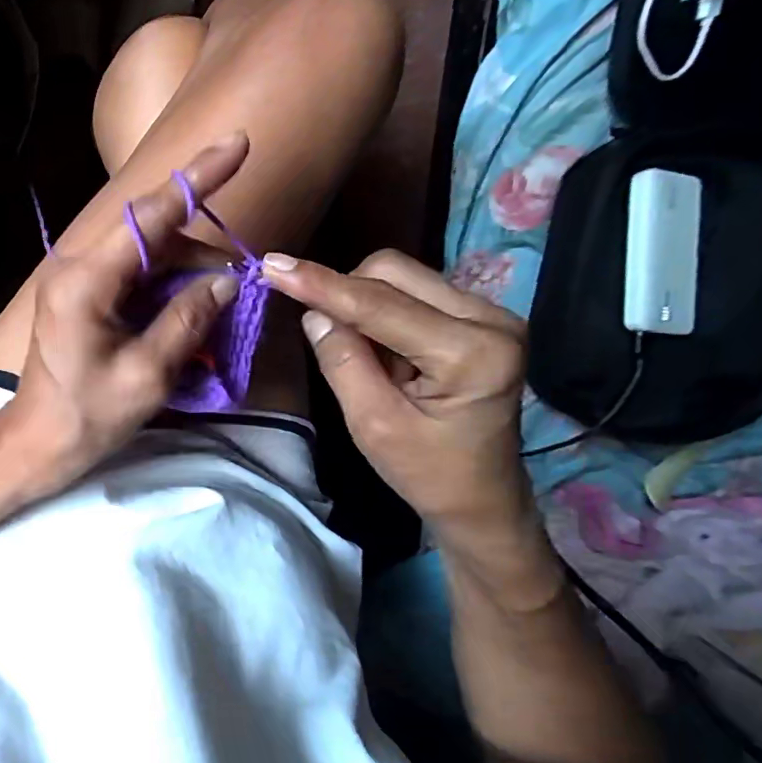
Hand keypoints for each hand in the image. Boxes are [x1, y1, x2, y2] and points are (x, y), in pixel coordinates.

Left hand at [0, 134, 248, 496]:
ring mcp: (74, 280)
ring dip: (184, 272)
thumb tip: (227, 280)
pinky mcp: (79, 295)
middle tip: (240, 282)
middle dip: (199, 250)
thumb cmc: (87, 416)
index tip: (238, 143)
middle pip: (150, 235)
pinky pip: (131, 276)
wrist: (36, 443)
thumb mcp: (148, 373)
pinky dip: (164, 287)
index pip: (148, 215)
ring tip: (219, 307)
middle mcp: (75, 267)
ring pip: (144, 255)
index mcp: (86, 280)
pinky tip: (188, 310)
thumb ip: (188, 318)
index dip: (197, 178)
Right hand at [260, 250, 558, 603]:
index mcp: (471, 352)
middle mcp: (490, 318)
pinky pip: (410, 291)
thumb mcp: (372, 424)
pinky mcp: (477, 317)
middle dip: (343, 292)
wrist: (481, 497)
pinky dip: (377, 311)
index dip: (320, 284)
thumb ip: (342, 362)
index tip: (272, 265)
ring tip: (361, 354)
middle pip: (391, 273)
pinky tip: (380, 349)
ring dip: (360, 303)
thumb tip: (313, 314)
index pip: (378, 304)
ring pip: (399, 276)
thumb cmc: (426, 471)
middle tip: (323, 335)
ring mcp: (488, 313)